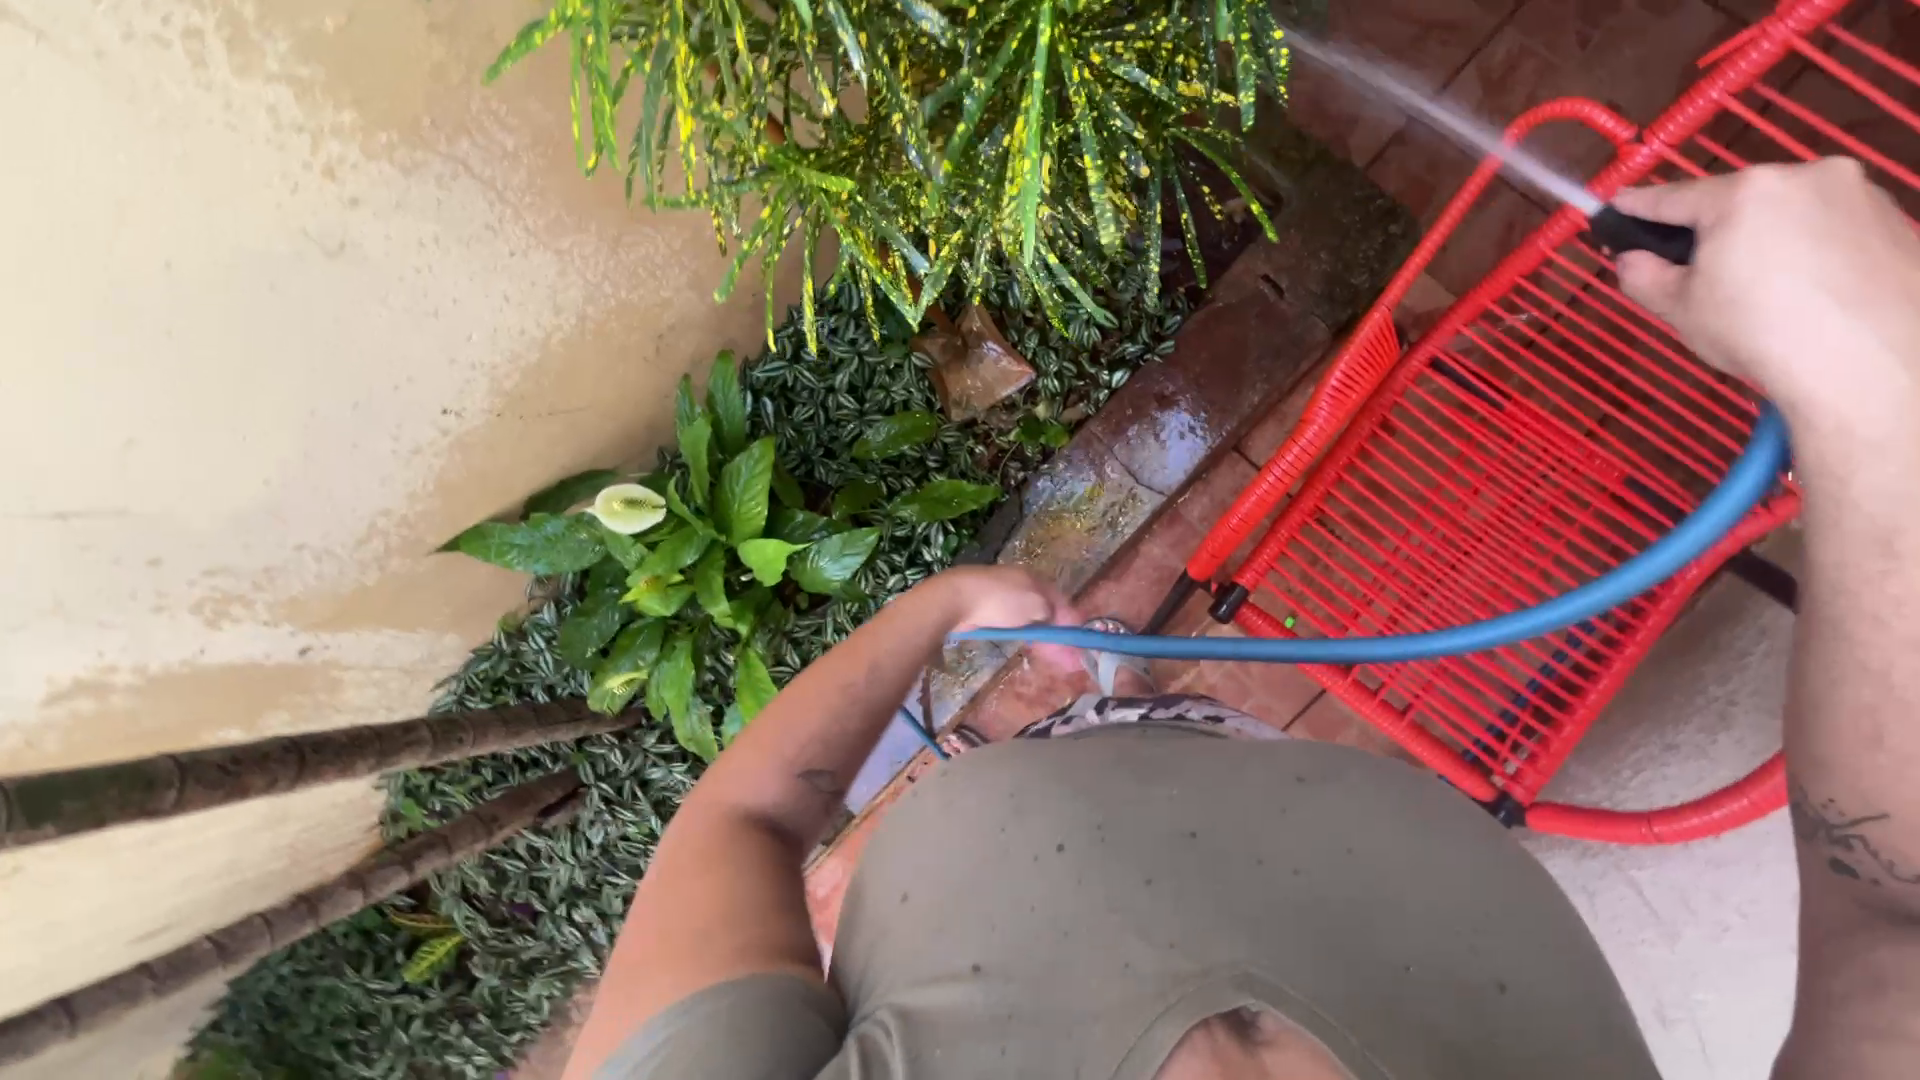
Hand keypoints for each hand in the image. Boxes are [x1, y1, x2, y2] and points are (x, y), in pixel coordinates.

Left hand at [918, 565, 1083, 670]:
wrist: (955, 598)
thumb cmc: (1000, 600)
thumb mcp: (1035, 604)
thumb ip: (1051, 611)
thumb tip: (1057, 618)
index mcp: (1033, 578)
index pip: (1060, 599)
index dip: (1070, 621)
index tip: (1076, 642)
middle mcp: (1018, 583)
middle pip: (1044, 609)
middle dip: (1055, 631)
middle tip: (1063, 656)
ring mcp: (1000, 594)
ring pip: (1026, 616)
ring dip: (1039, 634)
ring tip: (1046, 653)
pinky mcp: (983, 606)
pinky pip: (1010, 621)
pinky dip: (1020, 632)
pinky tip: (1022, 641)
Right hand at [1612, 159, 1919, 446]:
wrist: (1868, 357)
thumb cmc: (1757, 329)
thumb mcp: (1676, 308)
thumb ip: (1642, 275)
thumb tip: (1634, 259)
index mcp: (1743, 194)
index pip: (1673, 197)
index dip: (1636, 206)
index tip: (1615, 207)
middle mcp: (1804, 176)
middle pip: (1735, 199)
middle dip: (1708, 227)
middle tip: (1690, 270)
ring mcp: (1856, 191)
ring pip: (1782, 209)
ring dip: (1758, 235)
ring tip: (1752, 286)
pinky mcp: (1891, 215)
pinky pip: (1824, 222)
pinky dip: (1801, 245)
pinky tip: (1797, 287)